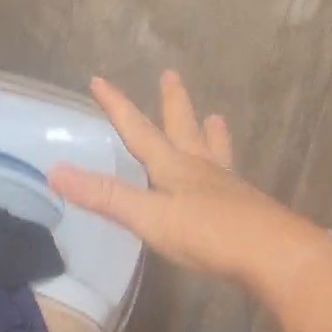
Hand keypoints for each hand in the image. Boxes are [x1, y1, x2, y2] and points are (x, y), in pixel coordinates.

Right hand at [49, 71, 287, 281]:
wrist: (275, 255)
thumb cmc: (209, 234)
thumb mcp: (149, 217)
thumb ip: (105, 196)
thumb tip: (55, 171)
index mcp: (174, 168)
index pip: (139, 131)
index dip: (117, 107)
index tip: (98, 80)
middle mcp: (201, 170)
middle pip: (184, 129)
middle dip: (172, 103)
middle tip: (170, 75)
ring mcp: (227, 188)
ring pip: (214, 152)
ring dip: (210, 133)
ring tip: (215, 117)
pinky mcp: (246, 209)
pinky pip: (230, 178)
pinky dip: (225, 167)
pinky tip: (230, 177)